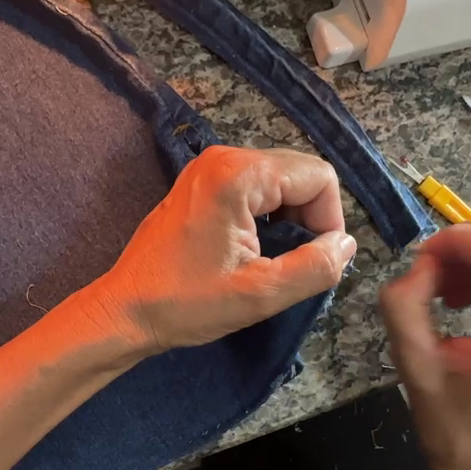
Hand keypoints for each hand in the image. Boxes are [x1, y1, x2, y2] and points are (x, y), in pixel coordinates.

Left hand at [89, 146, 357, 353]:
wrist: (124, 311)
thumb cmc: (186, 303)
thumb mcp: (260, 294)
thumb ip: (315, 267)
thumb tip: (346, 245)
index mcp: (238, 175)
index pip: (319, 176)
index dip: (330, 220)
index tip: (315, 260)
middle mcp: (223, 158)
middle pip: (299, 173)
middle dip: (310, 217)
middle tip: (292, 263)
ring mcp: (208, 168)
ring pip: (279, 180)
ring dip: (288, 218)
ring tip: (272, 259)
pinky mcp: (199, 184)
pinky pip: (253, 188)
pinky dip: (266, 215)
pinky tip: (253, 249)